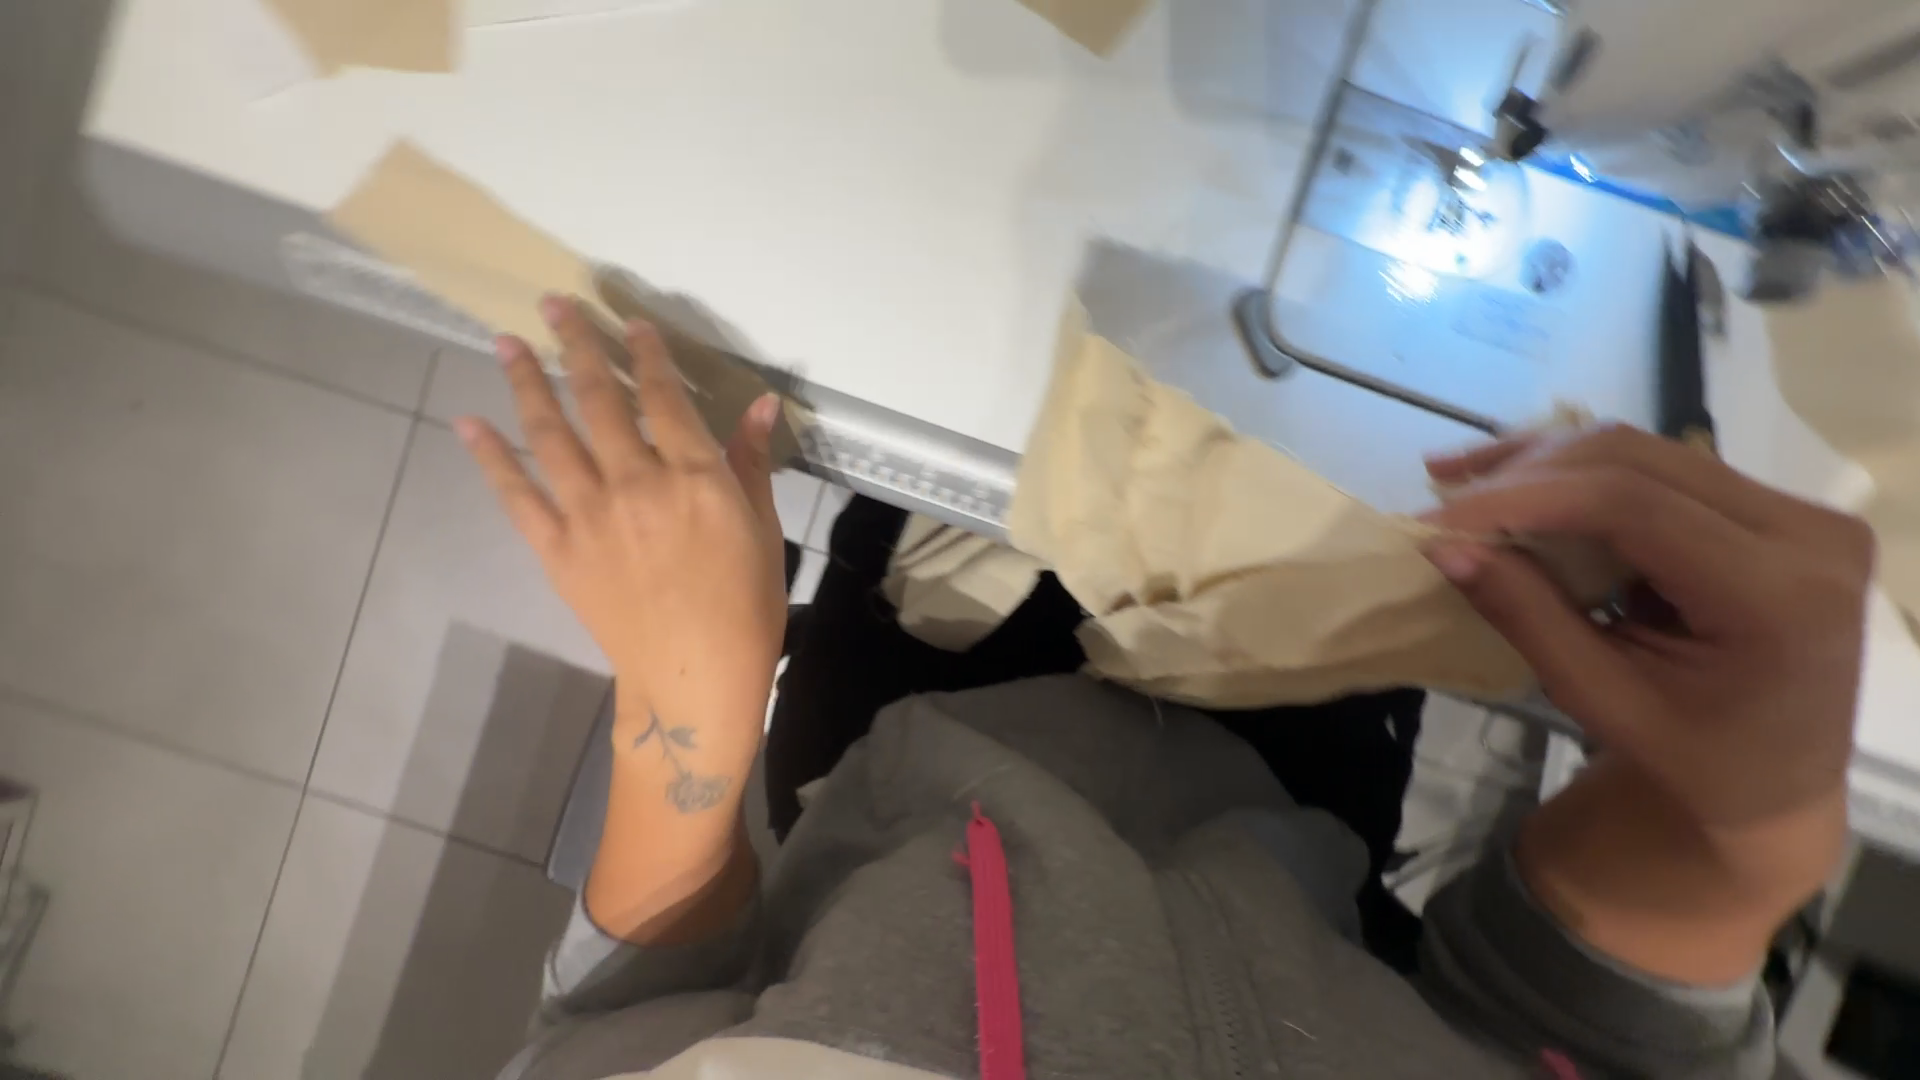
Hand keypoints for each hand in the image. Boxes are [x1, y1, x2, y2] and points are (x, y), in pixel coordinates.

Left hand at [454, 296, 787, 782]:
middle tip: (554, 304)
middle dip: (578, 346)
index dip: (648, 354)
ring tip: (506, 342)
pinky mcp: (557, 550)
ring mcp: (590, 515)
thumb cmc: (746, 603)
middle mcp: (635, 482)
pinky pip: (517, 495)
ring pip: (550, 434)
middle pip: (599, 400)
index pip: (664, 398)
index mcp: (694, 476)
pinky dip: (491, 458)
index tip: (631, 323)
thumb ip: (751, 462)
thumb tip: (762, 404)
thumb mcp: (762, 528)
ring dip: (527, 383)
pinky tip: (469, 423)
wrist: (695, 674)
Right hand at [1423, 424, 1872, 977]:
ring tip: (1451, 475)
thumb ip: (1526, 615)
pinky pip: (1643, 467)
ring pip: (1632, 450)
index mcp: (1776, 592)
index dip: (1519, 500)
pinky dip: (1562, 470)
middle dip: (1519, 474)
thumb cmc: (1688, 756)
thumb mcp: (1598, 697)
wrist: (1767, 777)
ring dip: (1533, 461)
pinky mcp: (1754, 509)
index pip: (1629, 505)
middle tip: (1437, 501)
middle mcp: (1799, 531)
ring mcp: (1785, 512)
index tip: (1432, 520)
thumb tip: (1444, 549)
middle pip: (1630, 460)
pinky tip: (1503, 473)